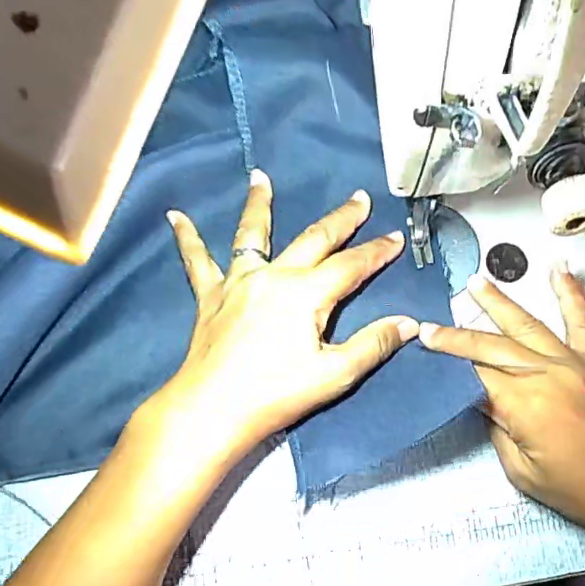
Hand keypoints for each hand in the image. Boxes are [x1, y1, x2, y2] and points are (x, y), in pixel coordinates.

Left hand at [145, 170, 418, 466]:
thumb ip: (373, 344)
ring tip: (260, 177)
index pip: (351, 266)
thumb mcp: (334, 374)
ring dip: (259, 204)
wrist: (213, 408)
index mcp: (305, 294)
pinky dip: (187, 239)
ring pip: (251, 235)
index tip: (396, 238)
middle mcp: (272, 277)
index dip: (377, 252)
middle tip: (358, 198)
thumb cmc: (276, 394)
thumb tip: (409, 323)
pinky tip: (175, 217)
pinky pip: (198, 263)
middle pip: (312, 240)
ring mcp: (237, 283)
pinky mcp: (210, 298)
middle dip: (340, 219)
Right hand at [418, 265, 584, 585]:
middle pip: (491, 346)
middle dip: (456, 335)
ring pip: (528, 324)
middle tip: (430, 326)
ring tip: (477, 283)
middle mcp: (545, 373)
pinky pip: (582, 320)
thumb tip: (484, 402)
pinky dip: (571, 294)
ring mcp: (574, 362)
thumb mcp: (522, 470)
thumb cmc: (580, 489)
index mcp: (522, 404)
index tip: (424, 353)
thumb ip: (498, 429)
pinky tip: (559, 272)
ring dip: (499, 302)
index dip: (447, 363)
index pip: (474, 375)